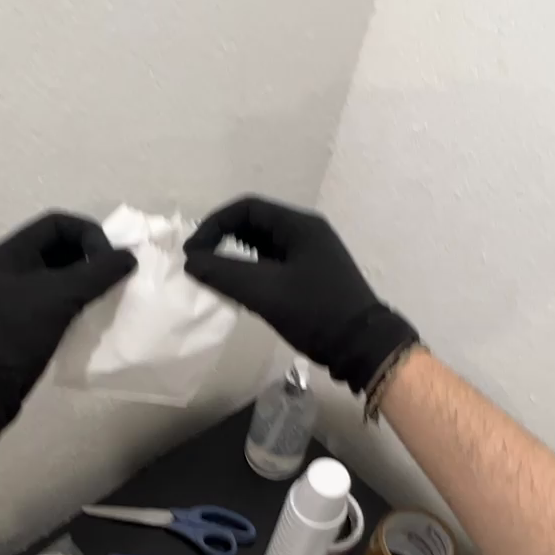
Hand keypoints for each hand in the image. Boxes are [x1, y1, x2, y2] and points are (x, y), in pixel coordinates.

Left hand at [0, 212, 135, 442]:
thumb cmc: (20, 332)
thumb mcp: (62, 296)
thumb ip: (99, 273)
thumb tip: (128, 258)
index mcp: (12, 251)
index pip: (57, 223)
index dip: (89, 233)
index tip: (110, 258)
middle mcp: (10, 265)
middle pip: (57, 246)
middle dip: (88, 256)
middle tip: (111, 275)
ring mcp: (12, 292)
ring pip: (55, 272)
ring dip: (82, 278)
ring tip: (104, 293)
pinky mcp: (19, 316)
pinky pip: (51, 295)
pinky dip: (72, 298)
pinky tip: (87, 312)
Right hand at [183, 196, 416, 392]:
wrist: (362, 346)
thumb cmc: (315, 313)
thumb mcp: (265, 292)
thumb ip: (224, 274)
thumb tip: (191, 262)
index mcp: (299, 225)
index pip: (245, 208)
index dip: (212, 226)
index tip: (192, 253)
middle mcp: (306, 233)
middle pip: (253, 224)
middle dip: (222, 239)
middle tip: (199, 264)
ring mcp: (311, 254)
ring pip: (263, 245)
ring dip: (235, 257)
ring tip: (214, 277)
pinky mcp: (312, 276)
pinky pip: (273, 264)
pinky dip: (251, 272)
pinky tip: (239, 291)